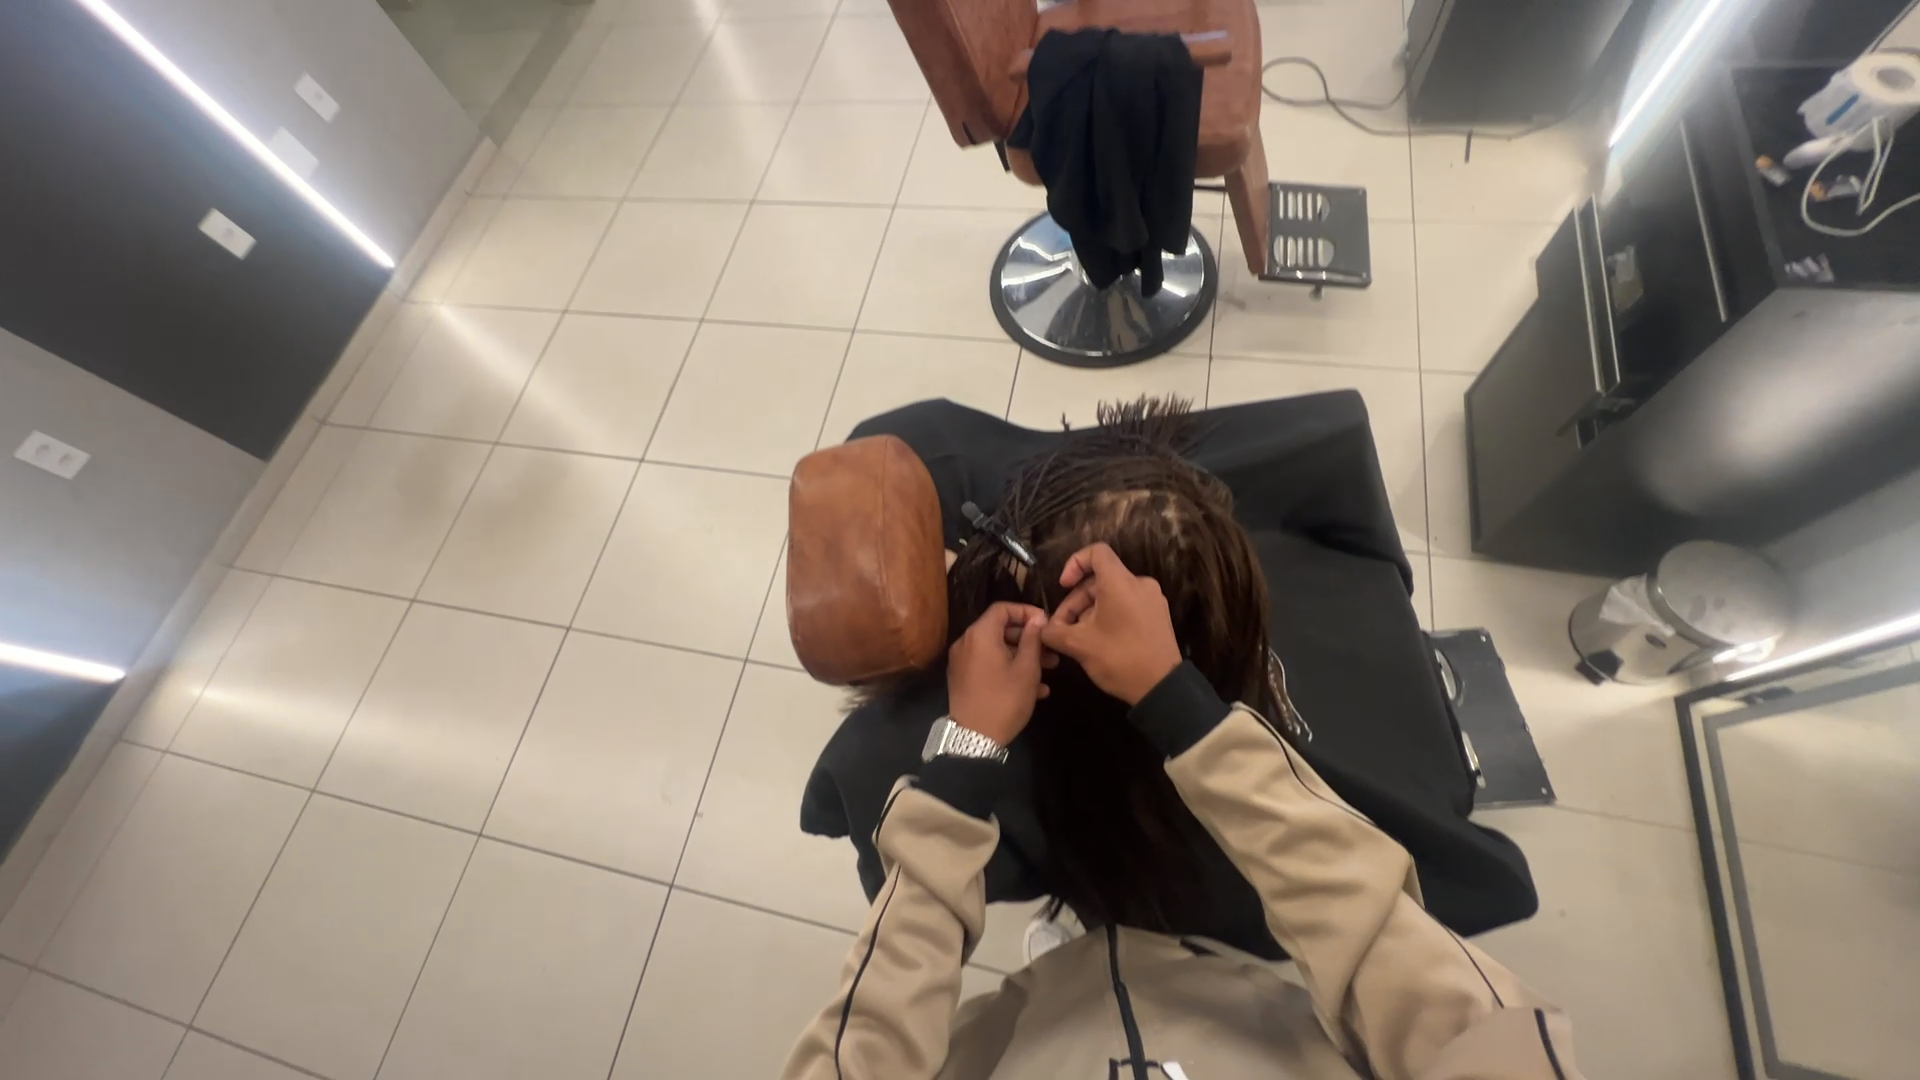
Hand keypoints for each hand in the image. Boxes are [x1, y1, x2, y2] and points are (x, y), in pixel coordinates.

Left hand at [947, 602, 1050, 745]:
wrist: (974, 738)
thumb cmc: (1004, 699)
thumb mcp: (1026, 669)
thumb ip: (1032, 640)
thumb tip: (1037, 619)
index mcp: (980, 635)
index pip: (1002, 609)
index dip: (1026, 611)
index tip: (1045, 623)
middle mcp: (967, 643)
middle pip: (999, 629)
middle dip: (1028, 637)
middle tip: (1051, 648)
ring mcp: (962, 661)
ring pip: (996, 649)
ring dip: (1022, 655)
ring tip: (1050, 668)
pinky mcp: (963, 678)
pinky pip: (988, 664)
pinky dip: (1008, 668)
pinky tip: (1035, 687)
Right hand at [1038, 543, 1181, 705]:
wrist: (1162, 688)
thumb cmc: (1118, 658)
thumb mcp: (1078, 645)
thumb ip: (1053, 631)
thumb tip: (1042, 628)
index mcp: (1120, 582)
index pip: (1096, 552)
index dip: (1074, 563)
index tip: (1063, 586)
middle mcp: (1139, 584)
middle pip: (1100, 578)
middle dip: (1076, 601)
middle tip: (1061, 627)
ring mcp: (1152, 600)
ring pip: (1112, 594)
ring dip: (1089, 611)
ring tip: (1077, 638)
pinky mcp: (1157, 616)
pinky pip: (1126, 605)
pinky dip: (1108, 616)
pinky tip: (1098, 640)